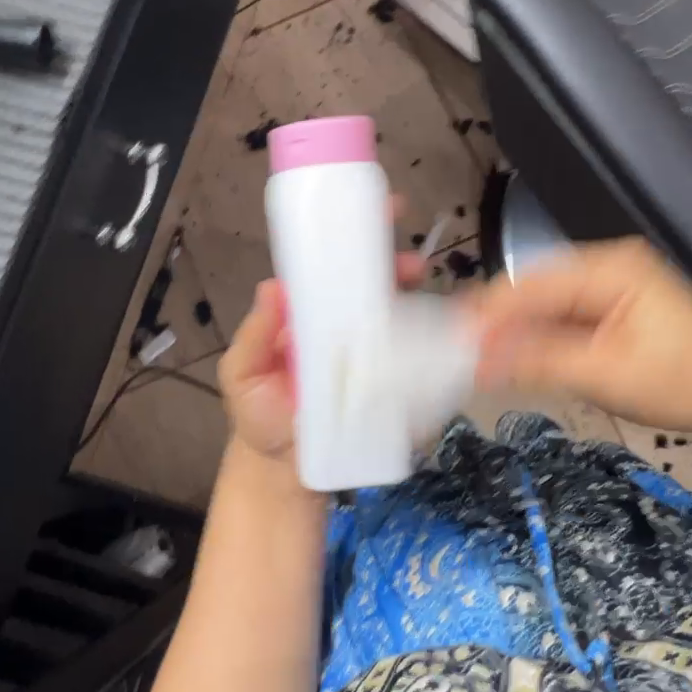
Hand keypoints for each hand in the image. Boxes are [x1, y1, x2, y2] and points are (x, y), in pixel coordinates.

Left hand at [219, 254, 433, 460]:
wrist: (286, 472)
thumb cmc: (261, 416)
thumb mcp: (242, 375)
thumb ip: (254, 336)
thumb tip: (272, 287)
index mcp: (312, 317)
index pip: (335, 271)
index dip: (354, 243)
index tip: (377, 218)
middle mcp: (345, 330)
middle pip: (376, 289)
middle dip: (397, 267)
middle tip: (413, 264)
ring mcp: (372, 360)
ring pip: (401, 320)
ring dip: (419, 304)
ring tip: (429, 308)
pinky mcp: (392, 392)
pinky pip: (416, 364)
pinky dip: (436, 350)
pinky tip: (448, 341)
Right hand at [473, 238, 691, 430]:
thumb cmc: (685, 384)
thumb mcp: (607, 375)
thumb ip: (540, 361)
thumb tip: (479, 360)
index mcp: (612, 267)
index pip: (534, 283)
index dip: (490, 311)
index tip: (451, 336)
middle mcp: (608, 263)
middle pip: (535, 288)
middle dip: (497, 320)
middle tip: (456, 349)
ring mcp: (611, 283)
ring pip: (544, 302)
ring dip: (513, 330)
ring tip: (476, 355)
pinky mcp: (612, 305)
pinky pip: (561, 315)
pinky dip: (536, 336)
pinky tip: (512, 354)